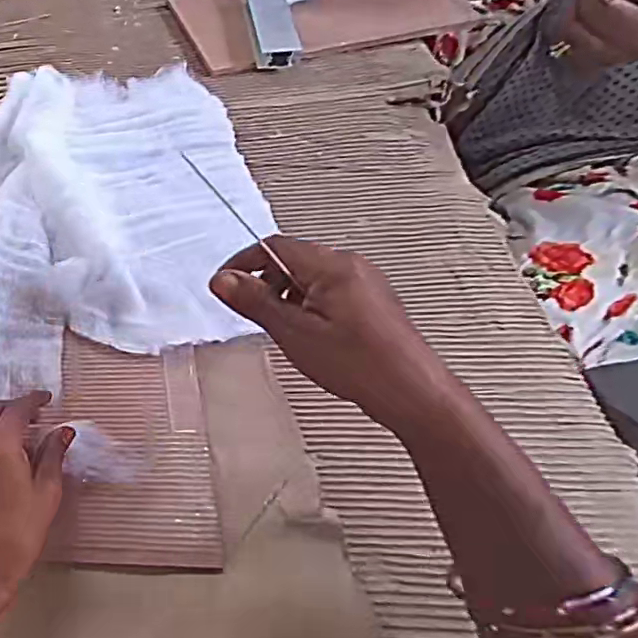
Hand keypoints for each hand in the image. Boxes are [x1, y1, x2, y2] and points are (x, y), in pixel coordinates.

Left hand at [0, 392, 72, 610]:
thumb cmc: (20, 530)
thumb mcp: (47, 490)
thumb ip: (53, 454)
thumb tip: (62, 432)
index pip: (16, 408)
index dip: (33, 400)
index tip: (46, 399)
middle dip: (13, 406)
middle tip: (35, 415)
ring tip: (23, 436)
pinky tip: (4, 456)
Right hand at [209, 237, 437, 421]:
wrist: (411, 391)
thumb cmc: (364, 364)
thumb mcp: (294, 332)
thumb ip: (255, 302)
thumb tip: (225, 281)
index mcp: (332, 266)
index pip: (274, 246)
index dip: (242, 263)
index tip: (225, 283)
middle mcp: (351, 266)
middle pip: (292, 258)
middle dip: (264, 281)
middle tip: (249, 308)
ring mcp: (364, 283)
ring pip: (309, 276)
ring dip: (285, 295)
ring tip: (280, 327)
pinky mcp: (369, 301)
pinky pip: (328, 290)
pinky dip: (306, 305)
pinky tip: (306, 333)